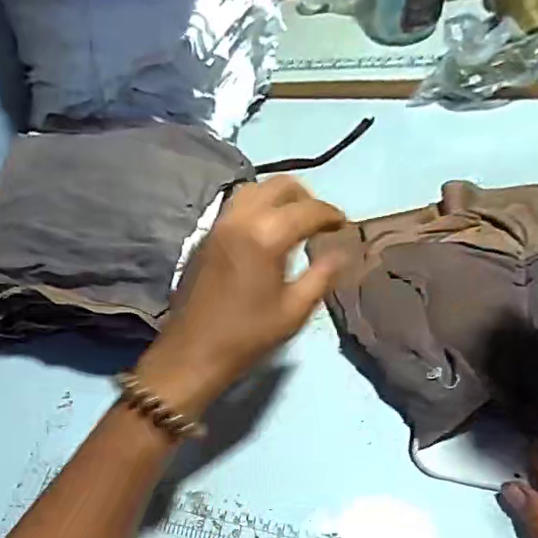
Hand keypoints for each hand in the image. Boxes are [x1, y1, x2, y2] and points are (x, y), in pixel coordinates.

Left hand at [135, 176, 349, 414]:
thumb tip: (341, 254)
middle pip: (280, 185)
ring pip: (254, 189)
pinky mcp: (205, 236)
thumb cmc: (247, 336)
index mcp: (266, 236)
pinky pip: (235, 206)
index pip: (308, 209)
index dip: (332, 214)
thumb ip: (320, 276)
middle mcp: (241, 219)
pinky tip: (265, 231)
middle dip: (306, 198)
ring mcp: (219, 225)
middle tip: (319, 221)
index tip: (344, 226)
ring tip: (292, 221)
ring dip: (278, 197)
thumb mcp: (293, 312)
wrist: (193, 352)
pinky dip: (256, 206)